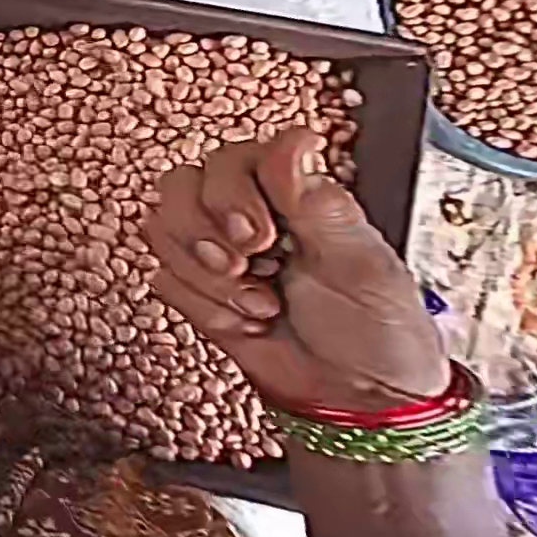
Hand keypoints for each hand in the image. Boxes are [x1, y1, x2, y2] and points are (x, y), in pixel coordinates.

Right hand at [143, 127, 444, 412]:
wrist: (350, 394)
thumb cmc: (375, 327)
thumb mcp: (362, 263)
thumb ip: (319, 201)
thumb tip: (293, 141)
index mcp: (287, 190)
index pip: (228, 159)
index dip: (231, 193)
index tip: (263, 237)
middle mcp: (240, 210)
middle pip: (178, 186)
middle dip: (207, 236)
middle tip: (254, 268)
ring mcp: (208, 246)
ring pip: (160, 229)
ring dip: (207, 277)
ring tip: (258, 302)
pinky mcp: (188, 284)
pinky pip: (161, 277)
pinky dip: (201, 306)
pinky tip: (240, 319)